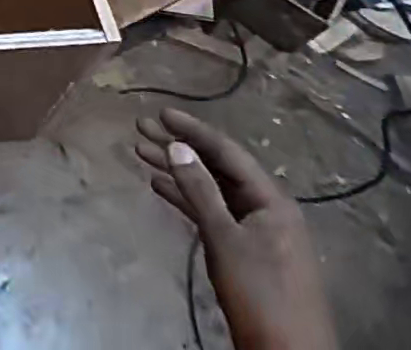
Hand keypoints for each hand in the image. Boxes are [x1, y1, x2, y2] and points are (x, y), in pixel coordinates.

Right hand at [136, 108, 336, 349]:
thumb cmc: (261, 295)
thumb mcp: (226, 240)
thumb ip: (201, 192)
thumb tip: (177, 145)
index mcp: (269, 198)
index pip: (226, 151)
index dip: (192, 129)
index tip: (161, 113)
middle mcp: (263, 206)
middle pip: (216, 167)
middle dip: (179, 147)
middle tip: (141, 129)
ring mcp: (254, 230)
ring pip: (211, 190)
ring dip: (178, 171)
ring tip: (141, 153)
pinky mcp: (244, 252)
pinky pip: (212, 214)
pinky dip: (187, 200)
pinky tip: (160, 187)